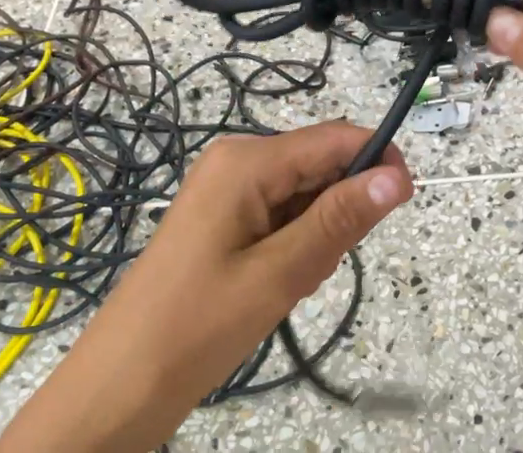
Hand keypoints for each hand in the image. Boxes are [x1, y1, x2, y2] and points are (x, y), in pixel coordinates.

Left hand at [0, 122, 412, 452]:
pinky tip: (277, 283)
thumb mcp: (279, 274)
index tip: (404, 204)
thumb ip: (339, 219)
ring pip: (305, 193)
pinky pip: (280, 213)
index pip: (335, 137)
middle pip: (321, 164)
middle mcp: (237, 159)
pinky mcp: (222, 215)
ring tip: (291, 284)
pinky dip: (294, 244)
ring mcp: (227, 188)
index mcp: (246, 159)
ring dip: (317, 235)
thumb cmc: (197, 326)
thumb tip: (398, 176)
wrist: (119, 385)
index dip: (378, 162)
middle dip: (339, 211)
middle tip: (318, 268)